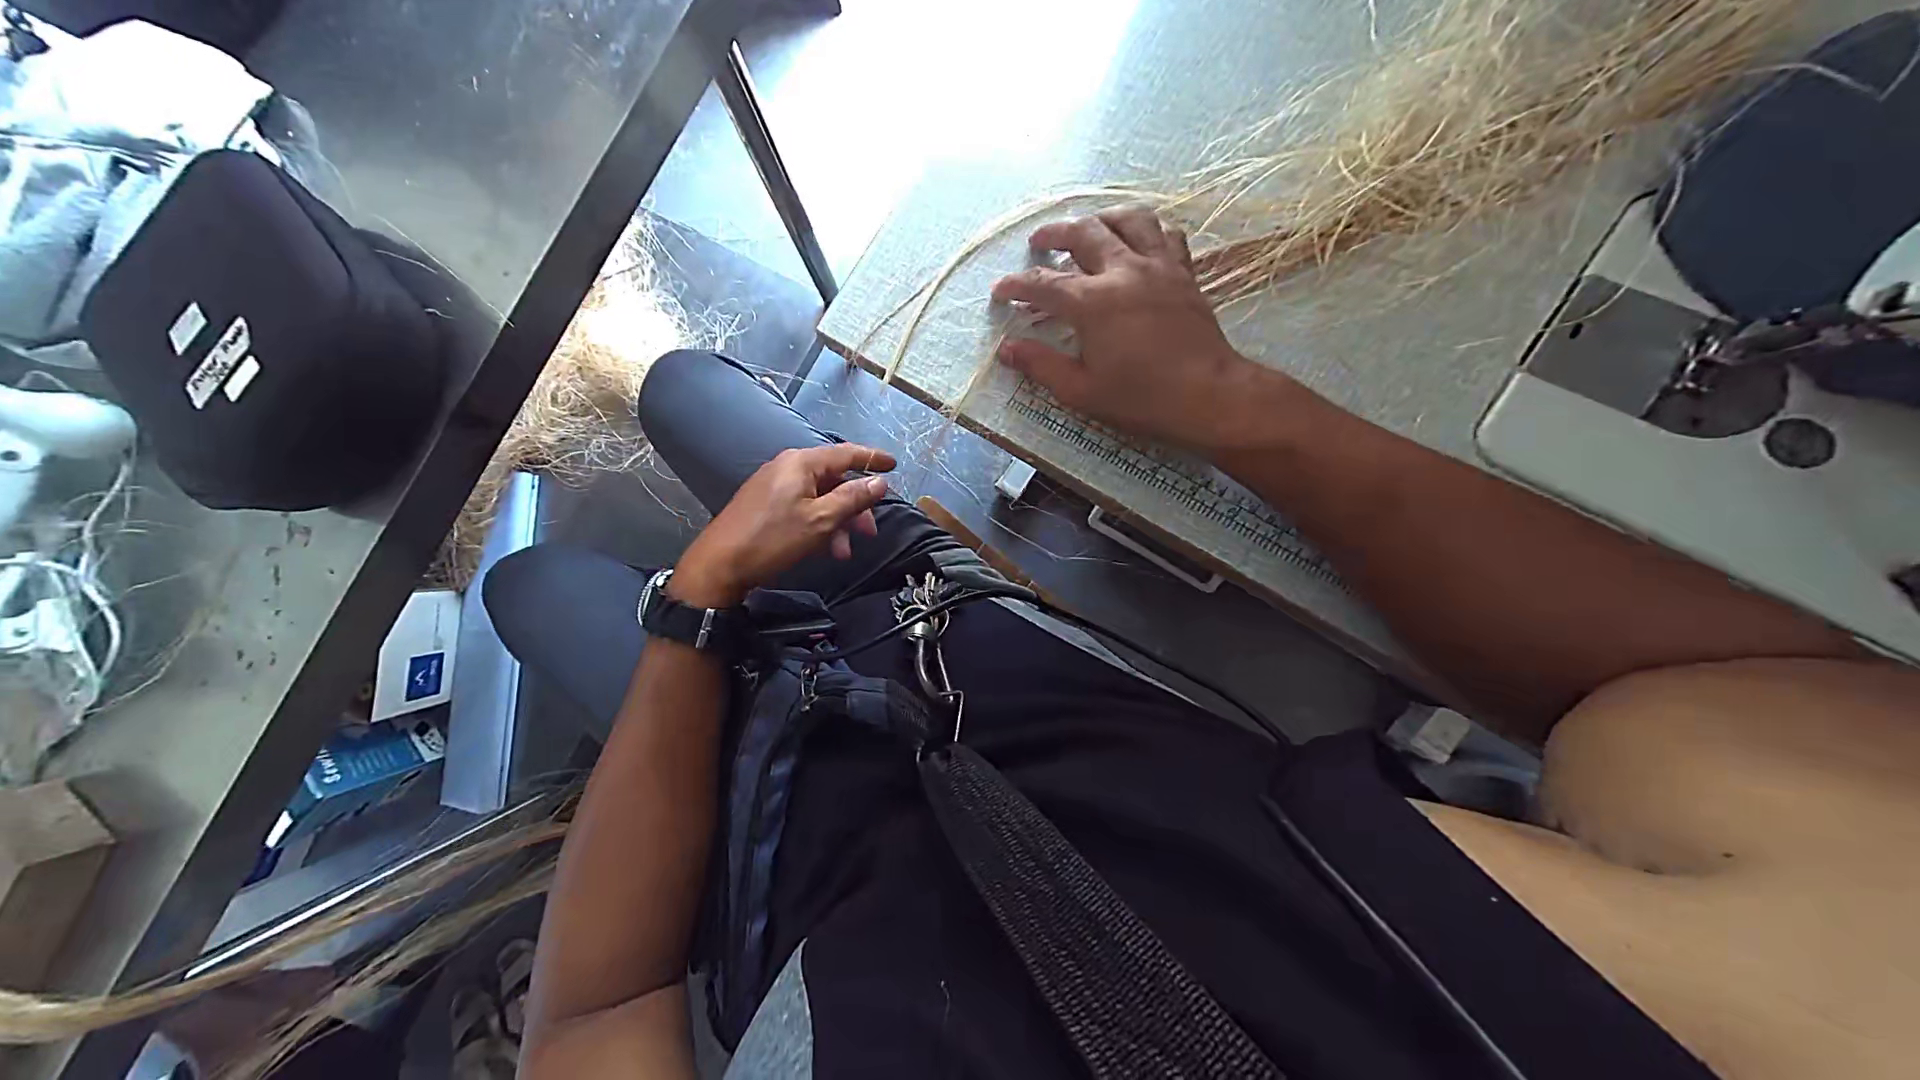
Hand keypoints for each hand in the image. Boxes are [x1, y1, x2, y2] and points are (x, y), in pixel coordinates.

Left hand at [670, 444, 896, 608]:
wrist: (719, 565)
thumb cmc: (772, 539)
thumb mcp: (821, 520)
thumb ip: (853, 498)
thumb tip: (879, 482)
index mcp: (801, 463)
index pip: (846, 453)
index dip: (873, 458)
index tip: (894, 465)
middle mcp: (787, 467)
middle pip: (834, 479)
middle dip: (856, 506)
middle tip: (869, 532)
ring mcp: (774, 485)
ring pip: (820, 497)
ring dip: (838, 521)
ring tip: (844, 551)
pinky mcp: (765, 504)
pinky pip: (803, 506)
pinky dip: (820, 524)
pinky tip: (824, 548)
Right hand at [991, 206, 1291, 450]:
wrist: (1207, 396)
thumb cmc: (1140, 399)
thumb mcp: (1081, 390)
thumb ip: (1041, 365)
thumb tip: (1007, 349)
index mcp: (1093, 302)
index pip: (1043, 284)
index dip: (1016, 285)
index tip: (1000, 292)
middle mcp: (1124, 271)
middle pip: (1083, 233)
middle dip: (1054, 233)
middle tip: (1038, 243)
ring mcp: (1158, 267)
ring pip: (1127, 220)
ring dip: (1101, 219)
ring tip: (1088, 229)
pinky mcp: (1183, 273)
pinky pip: (1165, 234)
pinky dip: (1146, 231)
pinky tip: (1137, 242)